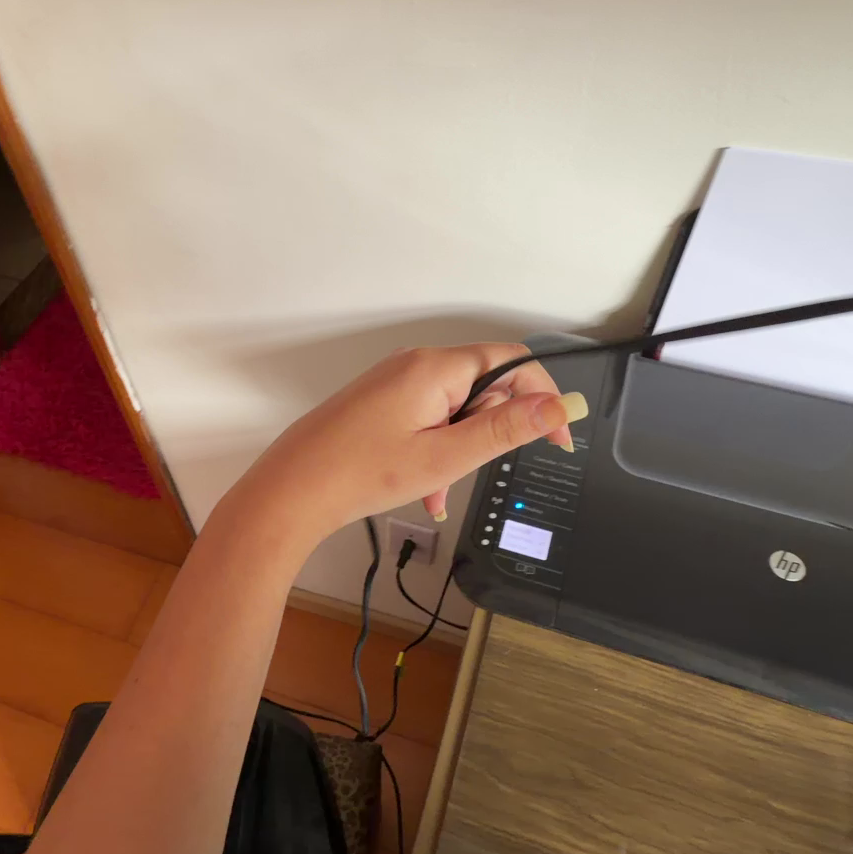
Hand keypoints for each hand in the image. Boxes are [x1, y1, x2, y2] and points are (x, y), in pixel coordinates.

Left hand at [225, 344, 587, 549]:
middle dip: (487, 432)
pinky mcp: (380, 400)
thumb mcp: (447, 457)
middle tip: (469, 470)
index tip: (557, 439)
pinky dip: (434, 448)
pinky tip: (423, 486)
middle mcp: (415, 363)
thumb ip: (506, 429)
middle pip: (482, 386)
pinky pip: (426, 416)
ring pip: (453, 408)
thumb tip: (559, 405)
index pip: (512, 362)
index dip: (543, 398)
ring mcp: (394, 381)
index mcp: (435, 367)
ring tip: (437, 491)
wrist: (293, 490)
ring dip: (458, 449)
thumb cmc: (361, 474)